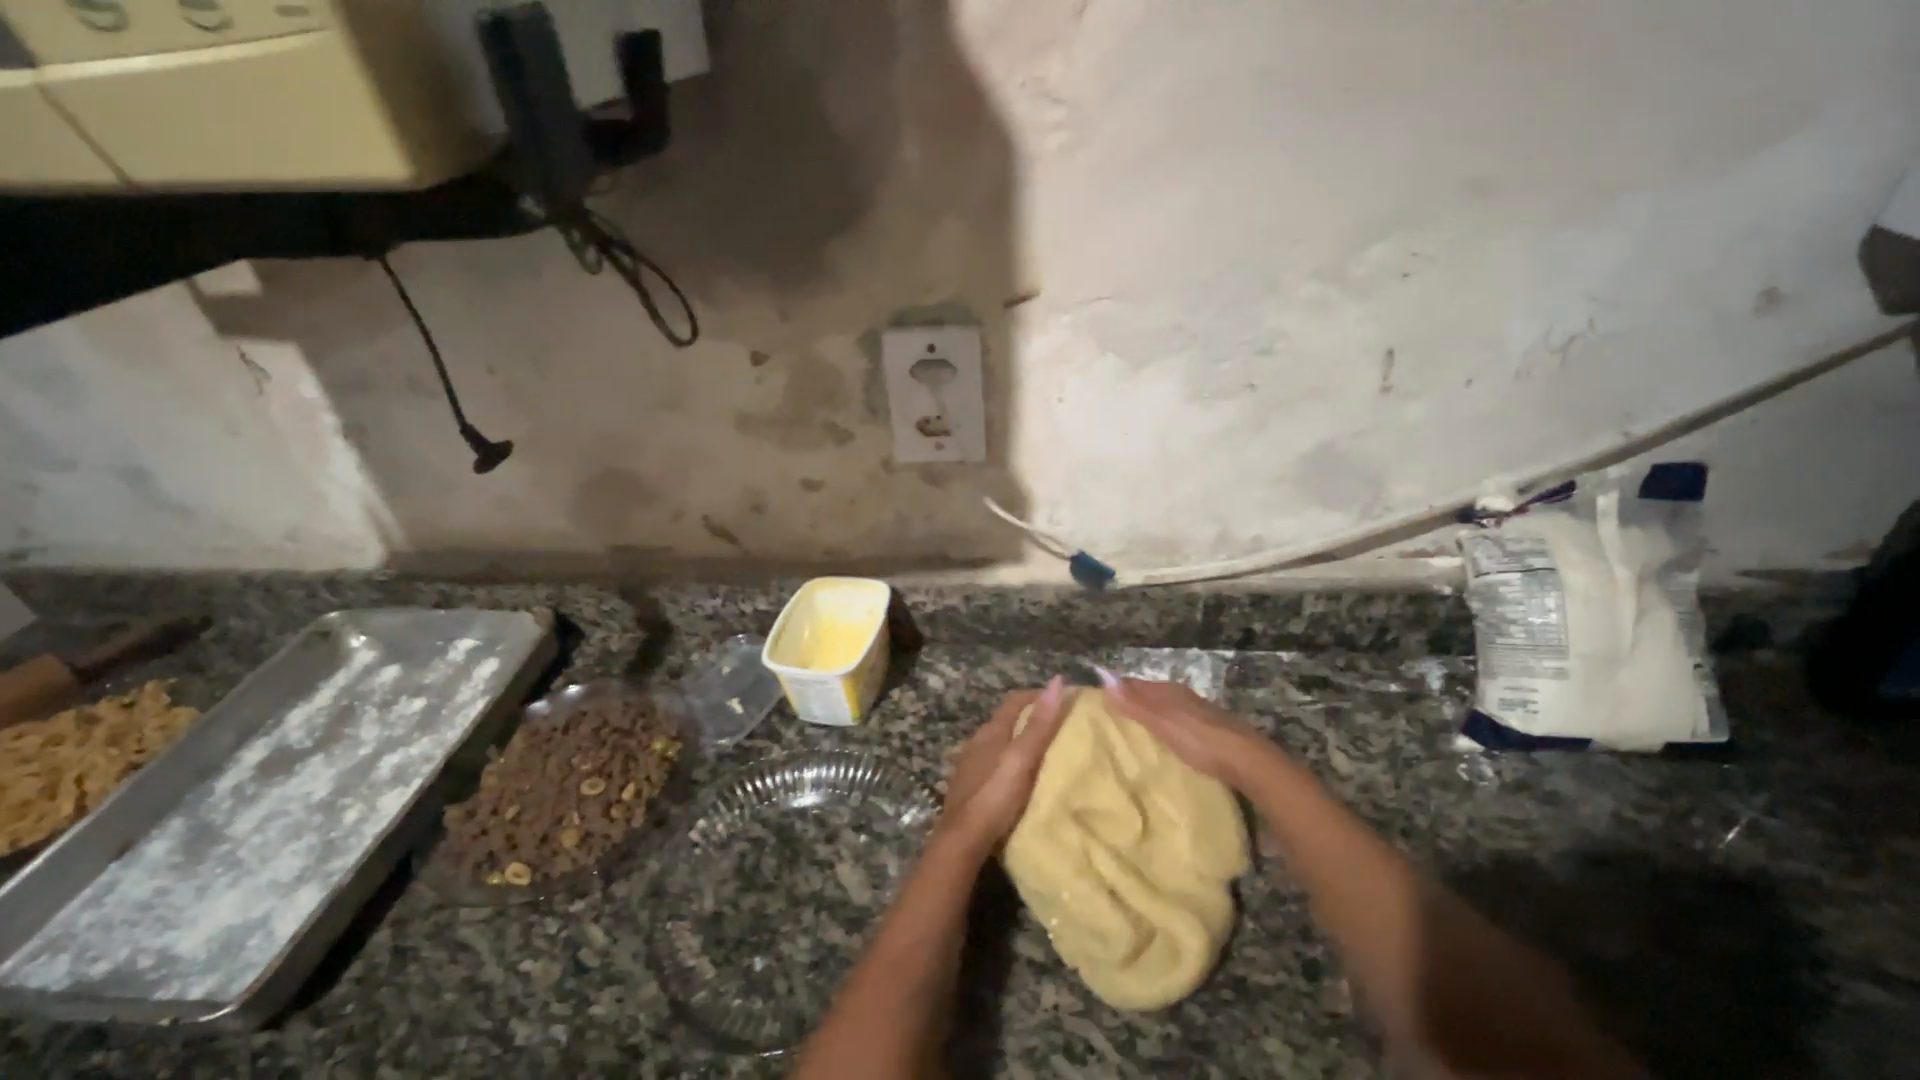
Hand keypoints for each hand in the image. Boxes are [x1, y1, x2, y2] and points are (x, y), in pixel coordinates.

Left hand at [941, 676, 1070, 850]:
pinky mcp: (966, 787)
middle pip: (1005, 721)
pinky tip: (1015, 776)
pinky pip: (990, 764)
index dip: (1038, 695)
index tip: (1062, 697)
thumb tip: (1056, 681)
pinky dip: (1006, 762)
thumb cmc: (996, 795)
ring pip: (996, 743)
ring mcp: (968, 765)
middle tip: (1057, 726)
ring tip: (1040, 752)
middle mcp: (976, 742)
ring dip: (1017, 741)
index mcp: (990, 731)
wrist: (963, 839)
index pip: (1015, 701)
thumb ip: (1040, 724)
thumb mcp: (1023, 758)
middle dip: (1029, 718)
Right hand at [1097, 668, 1268, 787]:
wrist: (1246, 760)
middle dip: (1129, 703)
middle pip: (1149, 696)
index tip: (1093, 702)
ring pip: (1163, 710)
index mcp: (1169, 690)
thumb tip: (1102, 674)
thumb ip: (1134, 702)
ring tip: (1127, 733)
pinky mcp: (1207, 732)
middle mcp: (1182, 697)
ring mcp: (1197, 714)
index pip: (1134, 684)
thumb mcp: (1162, 722)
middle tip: (1105, 720)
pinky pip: (1176, 725)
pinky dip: (1162, 730)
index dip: (1115, 690)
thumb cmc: (1199, 740)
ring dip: (1146, 717)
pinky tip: (1159, 742)